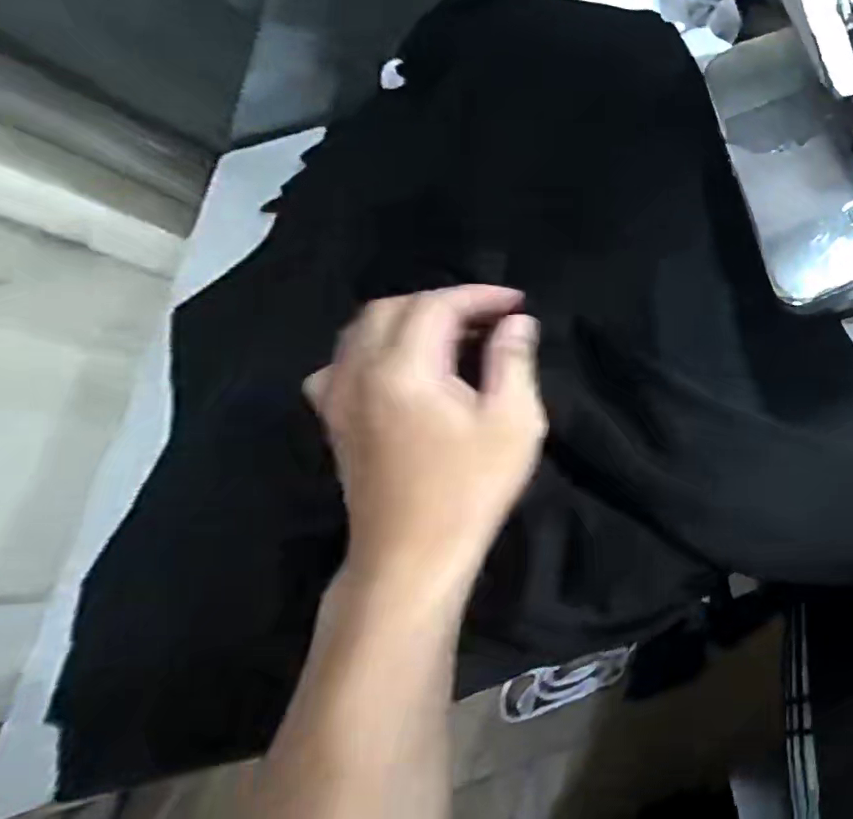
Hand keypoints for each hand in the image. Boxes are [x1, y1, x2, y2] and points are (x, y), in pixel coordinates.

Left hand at [305, 286, 546, 591]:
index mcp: (404, 370)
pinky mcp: (334, 422)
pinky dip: (376, 347)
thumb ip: (513, 360)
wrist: (411, 556)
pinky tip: (404, 367)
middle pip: (393, 308)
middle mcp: (359, 373)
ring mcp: (338, 399)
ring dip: (410, 318)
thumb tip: (517, 322)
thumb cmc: (471, 487)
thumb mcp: (513, 420)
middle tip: (490, 317)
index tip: (518, 304)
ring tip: (454, 334)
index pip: (436, 305)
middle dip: (446, 301)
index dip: (480, 296)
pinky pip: (343, 362)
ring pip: (361, 330)